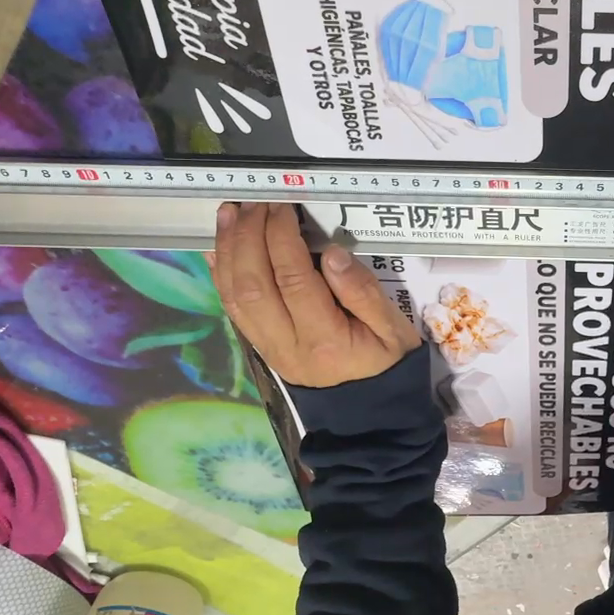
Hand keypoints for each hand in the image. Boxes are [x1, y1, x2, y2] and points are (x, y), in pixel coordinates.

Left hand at [209, 202, 423, 387]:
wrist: (368, 411)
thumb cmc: (386, 364)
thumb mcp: (394, 330)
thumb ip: (364, 291)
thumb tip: (332, 253)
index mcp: (325, 338)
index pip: (294, 279)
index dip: (281, 237)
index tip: (283, 207)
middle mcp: (288, 344)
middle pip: (254, 284)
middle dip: (249, 236)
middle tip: (255, 203)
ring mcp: (270, 347)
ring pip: (235, 295)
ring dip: (228, 250)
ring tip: (230, 214)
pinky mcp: (262, 347)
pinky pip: (233, 309)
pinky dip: (221, 274)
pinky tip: (219, 248)